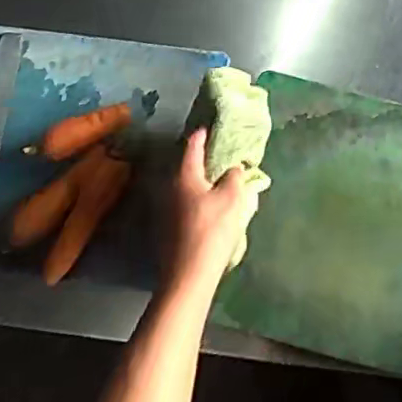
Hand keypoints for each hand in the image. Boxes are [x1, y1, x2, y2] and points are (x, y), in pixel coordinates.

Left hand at [162, 129, 259, 292]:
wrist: (189, 275)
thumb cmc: (211, 229)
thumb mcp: (232, 197)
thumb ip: (234, 176)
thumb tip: (232, 169)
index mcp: (185, 177)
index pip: (192, 148)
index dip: (201, 135)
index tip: (208, 126)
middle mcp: (171, 190)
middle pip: (187, 167)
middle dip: (201, 158)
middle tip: (217, 150)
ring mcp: (167, 212)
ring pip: (186, 187)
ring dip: (200, 180)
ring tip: (217, 177)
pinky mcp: (170, 230)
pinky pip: (186, 203)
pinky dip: (198, 197)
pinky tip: (210, 204)